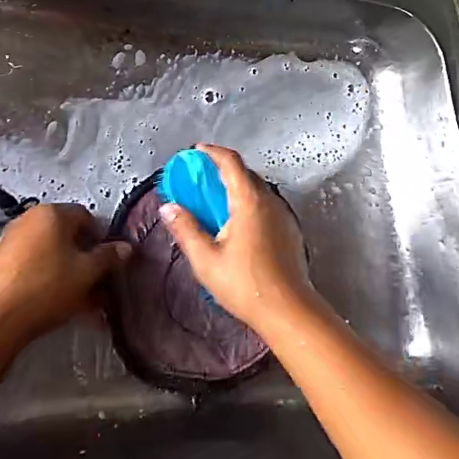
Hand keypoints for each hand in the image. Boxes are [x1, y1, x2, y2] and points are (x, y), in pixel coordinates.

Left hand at [0, 203, 130, 343]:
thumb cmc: (46, 287)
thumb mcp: (87, 272)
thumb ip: (109, 257)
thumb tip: (125, 247)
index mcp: (53, 213)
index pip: (87, 217)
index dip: (102, 240)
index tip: (107, 263)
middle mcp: (29, 219)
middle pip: (67, 236)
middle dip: (85, 260)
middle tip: (95, 284)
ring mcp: (10, 242)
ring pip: (51, 255)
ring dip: (68, 273)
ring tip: (78, 301)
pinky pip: (33, 267)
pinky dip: (47, 280)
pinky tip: (55, 304)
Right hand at [161, 144, 322, 338]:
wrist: (287, 308)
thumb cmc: (246, 285)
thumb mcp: (206, 259)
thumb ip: (186, 229)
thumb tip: (169, 208)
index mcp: (250, 201)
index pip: (231, 162)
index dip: (212, 152)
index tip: (197, 151)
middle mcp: (269, 201)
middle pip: (244, 173)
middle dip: (221, 171)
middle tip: (199, 179)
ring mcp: (282, 214)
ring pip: (256, 189)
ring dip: (235, 188)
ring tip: (213, 202)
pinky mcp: (288, 229)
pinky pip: (265, 205)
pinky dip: (247, 203)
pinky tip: (235, 223)